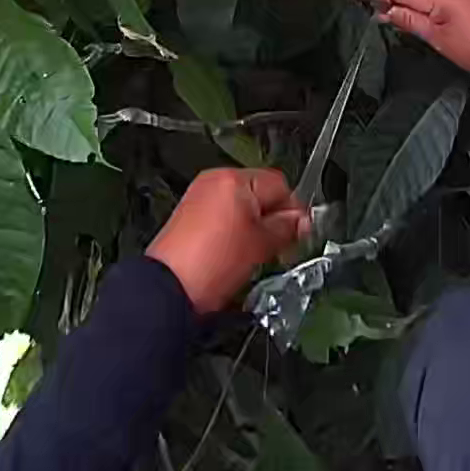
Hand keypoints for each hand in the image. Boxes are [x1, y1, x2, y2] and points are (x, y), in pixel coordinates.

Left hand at [147, 168, 310, 313]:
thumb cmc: (213, 265)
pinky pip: (223, 213)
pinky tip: (233, 253)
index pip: (279, 184)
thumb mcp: (260, 246)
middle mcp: (216, 179)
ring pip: (242, 204)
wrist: (168, 291)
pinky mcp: (189, 213)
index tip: (297, 234)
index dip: (292, 210)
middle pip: (260, 191)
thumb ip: (286, 227)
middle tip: (279, 247)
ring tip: (254, 254)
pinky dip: (233, 229)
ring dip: (254, 224)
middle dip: (272, 217)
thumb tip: (302, 221)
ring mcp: (200, 195)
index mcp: (234, 179)